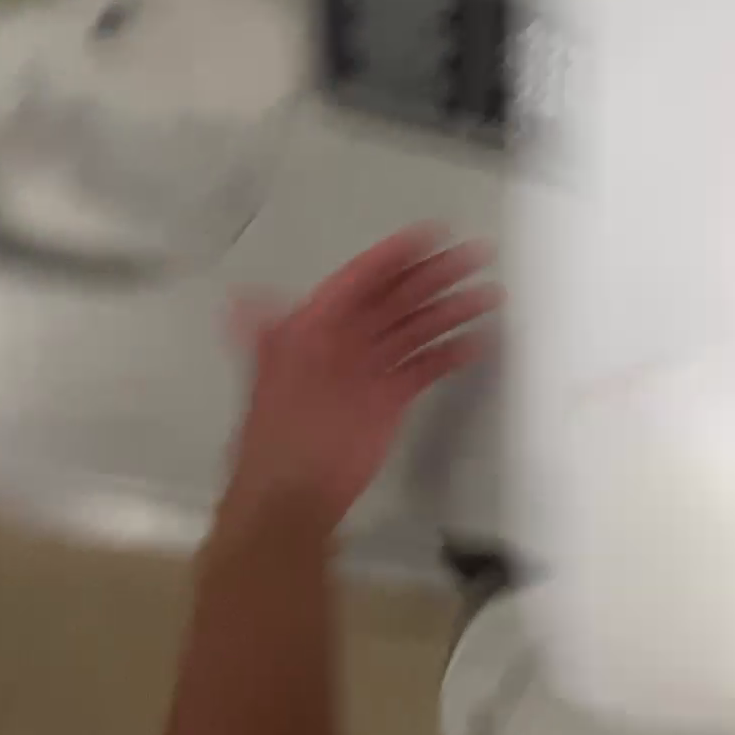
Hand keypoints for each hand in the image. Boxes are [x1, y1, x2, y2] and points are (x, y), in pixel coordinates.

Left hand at [220, 229, 500, 537]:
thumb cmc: (283, 439)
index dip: (395, 256)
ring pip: (417, 328)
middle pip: (397, 299)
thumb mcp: (273, 384)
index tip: (433, 235)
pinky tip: (478, 342)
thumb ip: (269, 339)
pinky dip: (451, 353)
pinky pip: (427, 365)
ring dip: (452, 310)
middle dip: (436, 275)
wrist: (295, 500)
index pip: (360, 281)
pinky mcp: (393, 396)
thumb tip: (244, 297)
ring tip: (490, 295)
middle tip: (476, 256)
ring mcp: (372, 368)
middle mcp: (347, 341)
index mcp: (316, 329)